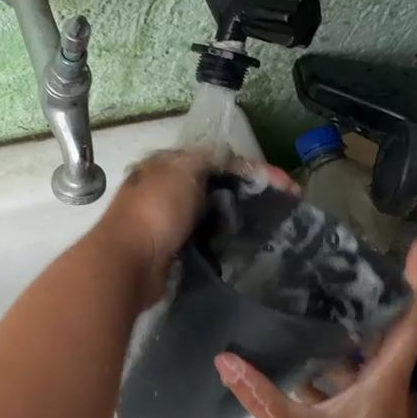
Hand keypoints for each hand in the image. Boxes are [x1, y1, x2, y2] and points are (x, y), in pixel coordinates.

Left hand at [89, 147, 295, 307]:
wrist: (128, 262)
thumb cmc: (155, 210)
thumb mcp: (183, 170)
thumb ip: (207, 158)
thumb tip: (227, 155)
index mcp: (169, 164)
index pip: (221, 159)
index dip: (256, 170)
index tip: (287, 186)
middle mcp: (169, 189)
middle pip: (220, 186)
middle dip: (253, 193)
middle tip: (286, 208)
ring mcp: (171, 220)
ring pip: (216, 213)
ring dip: (242, 217)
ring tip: (275, 227)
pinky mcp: (175, 248)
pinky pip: (208, 238)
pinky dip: (227, 239)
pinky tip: (248, 245)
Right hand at [216, 240, 416, 417]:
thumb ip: (260, 394)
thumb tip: (224, 356)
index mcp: (385, 383)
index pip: (410, 320)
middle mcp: (393, 388)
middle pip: (390, 331)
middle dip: (371, 295)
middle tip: (341, 259)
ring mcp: (386, 408)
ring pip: (370, 357)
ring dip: (347, 332)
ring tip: (313, 298)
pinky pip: (359, 380)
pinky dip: (336, 365)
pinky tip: (301, 358)